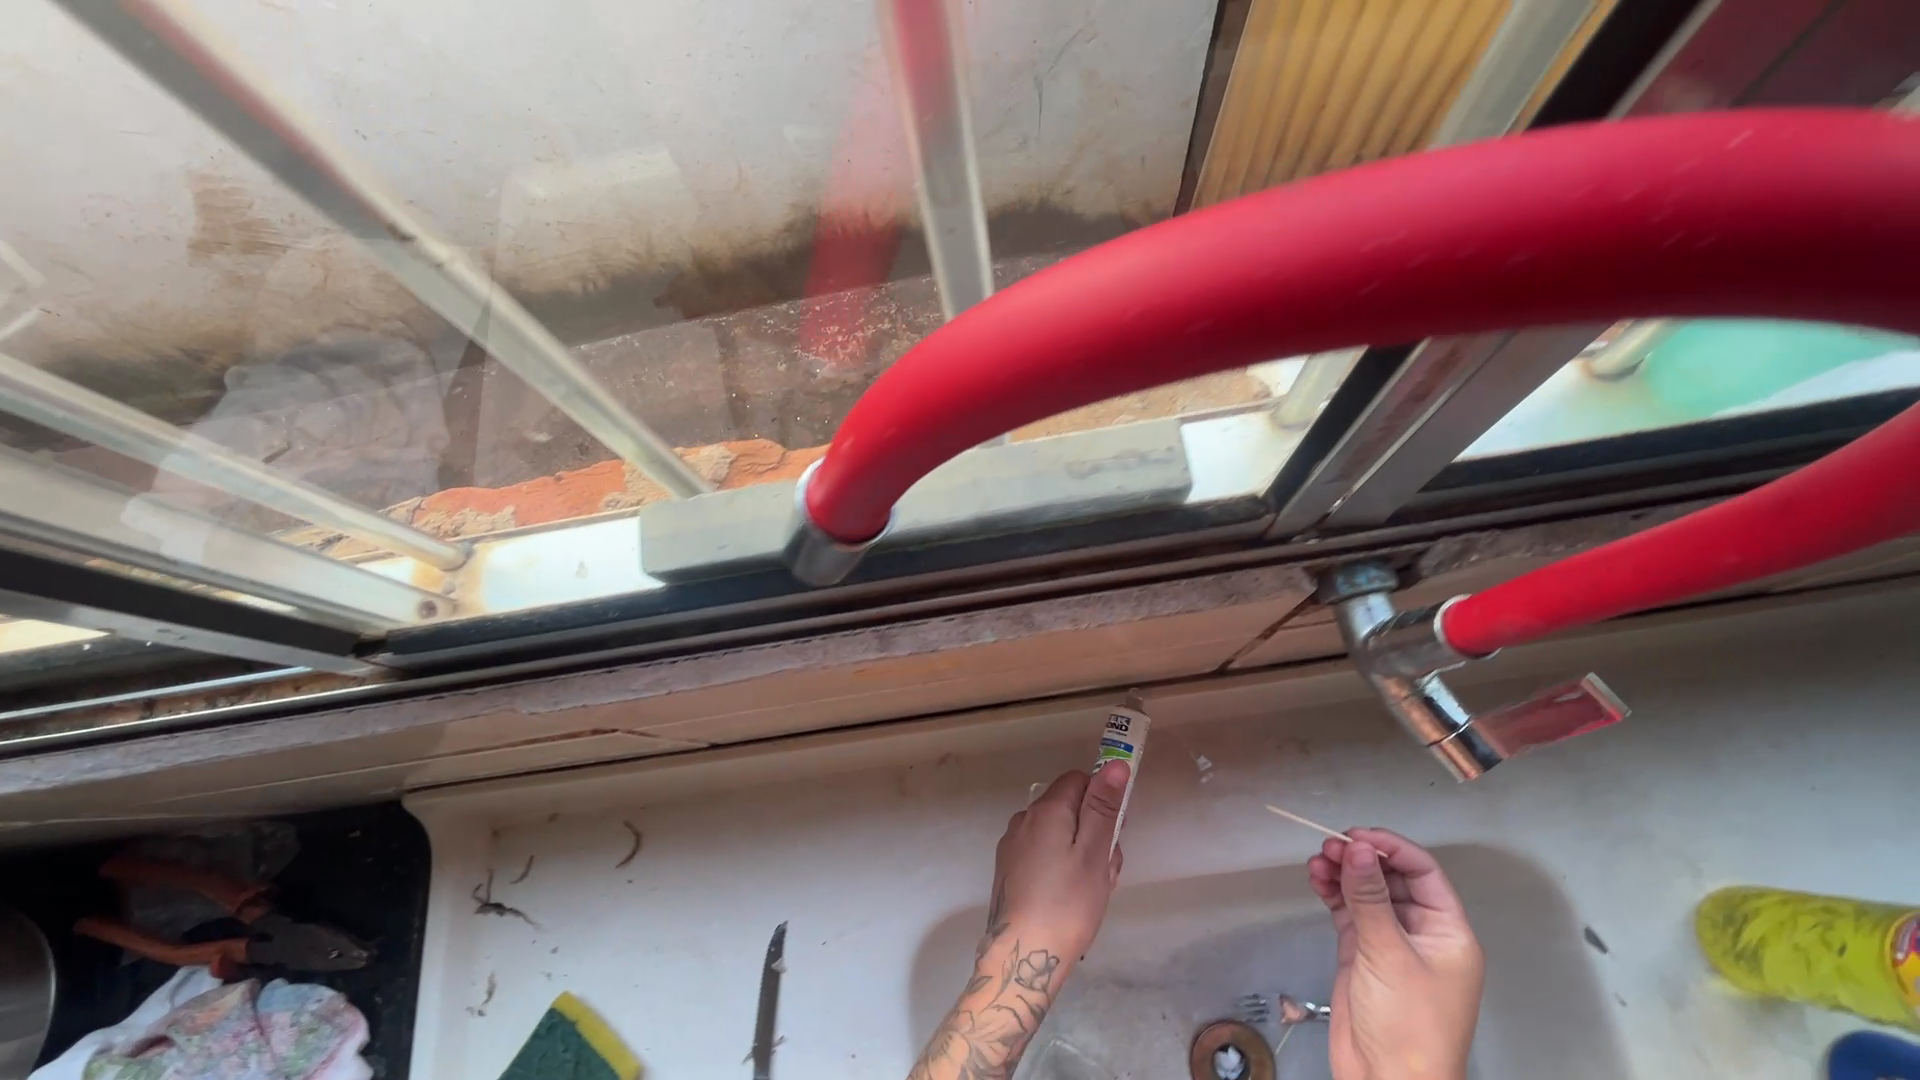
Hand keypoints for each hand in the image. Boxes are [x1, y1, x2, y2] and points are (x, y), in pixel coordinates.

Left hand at [985, 762, 1128, 961]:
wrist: (1022, 956)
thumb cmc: (1067, 903)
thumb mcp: (1095, 852)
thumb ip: (1103, 806)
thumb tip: (1114, 763)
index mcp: (1045, 810)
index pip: (1078, 780)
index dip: (1101, 799)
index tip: (1114, 831)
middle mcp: (1024, 820)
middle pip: (1070, 810)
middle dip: (1094, 834)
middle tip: (1105, 872)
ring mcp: (1013, 846)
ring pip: (1059, 837)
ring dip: (1081, 856)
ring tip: (1091, 893)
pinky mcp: (1010, 870)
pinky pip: (1045, 856)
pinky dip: (1062, 870)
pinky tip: (1070, 901)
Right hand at [1308, 828, 1483, 1079]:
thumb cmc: (1406, 1022)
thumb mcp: (1388, 954)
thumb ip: (1369, 897)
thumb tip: (1357, 847)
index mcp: (1446, 932)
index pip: (1423, 873)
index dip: (1391, 849)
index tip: (1355, 836)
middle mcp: (1420, 931)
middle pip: (1391, 879)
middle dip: (1360, 859)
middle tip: (1328, 847)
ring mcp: (1388, 941)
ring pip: (1365, 892)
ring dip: (1342, 873)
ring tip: (1317, 861)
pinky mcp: (1361, 951)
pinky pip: (1348, 910)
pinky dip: (1332, 893)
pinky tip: (1316, 879)